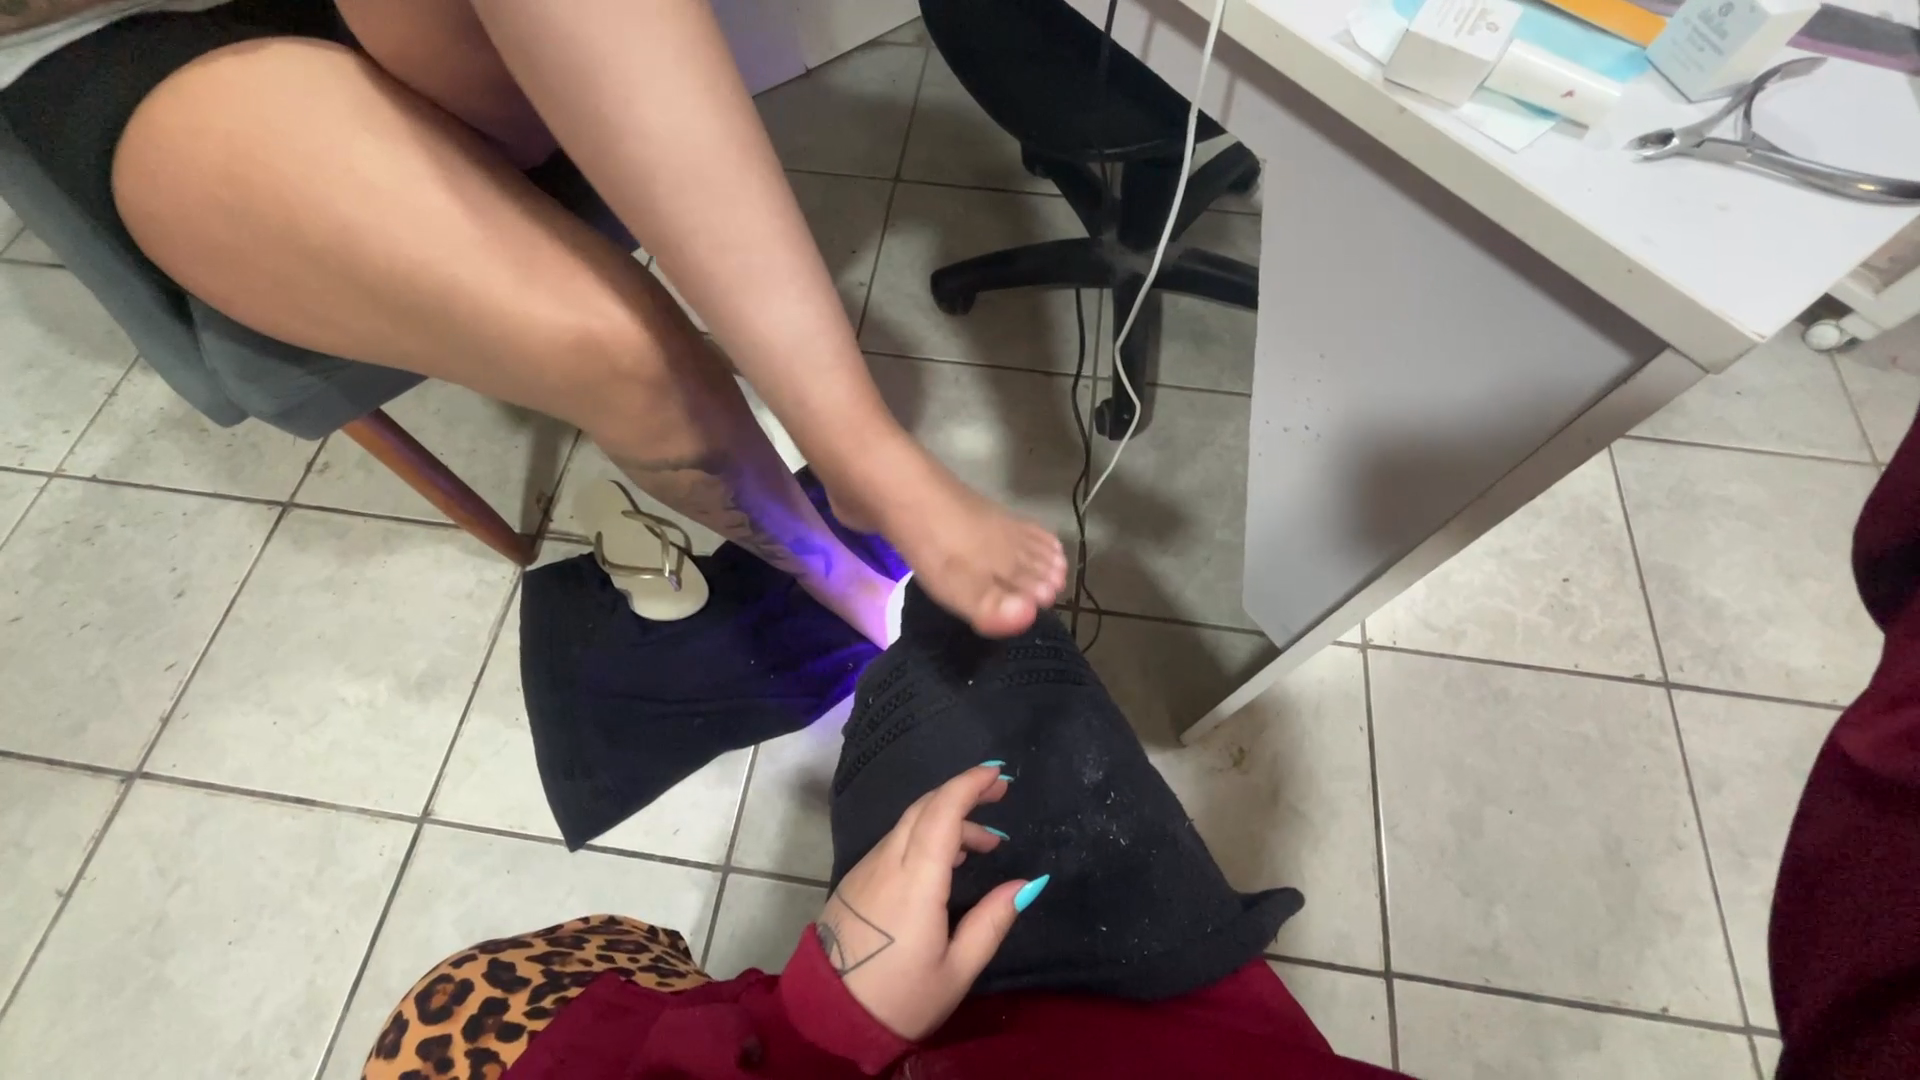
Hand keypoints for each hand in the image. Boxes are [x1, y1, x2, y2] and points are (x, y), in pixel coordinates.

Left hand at [813, 763, 1046, 1040]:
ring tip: (984, 844)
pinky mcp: (856, 880)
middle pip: (926, 807)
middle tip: (1000, 792)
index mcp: (916, 879)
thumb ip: (992, 921)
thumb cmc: (898, 999)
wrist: (826, 1018)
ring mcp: (867, 868)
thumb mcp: (956, 970)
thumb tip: (1028, 883)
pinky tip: (947, 860)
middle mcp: (888, 861)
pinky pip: (896, 841)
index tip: (998, 773)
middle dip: (964, 791)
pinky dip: (926, 835)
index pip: (942, 810)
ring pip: (910, 823)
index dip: (970, 784)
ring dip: (948, 819)